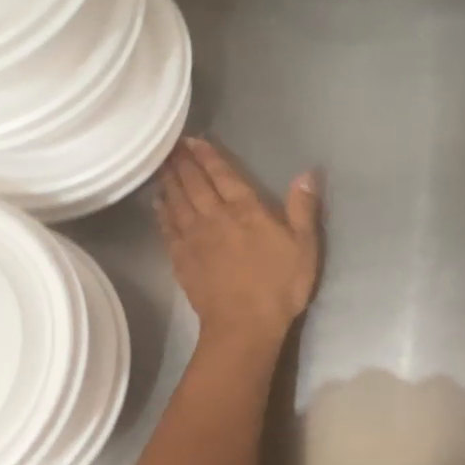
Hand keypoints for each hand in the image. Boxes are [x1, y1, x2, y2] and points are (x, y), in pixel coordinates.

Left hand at [155, 140, 320, 345]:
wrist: (244, 325)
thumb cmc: (279, 285)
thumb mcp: (304, 246)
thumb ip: (303, 208)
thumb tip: (307, 173)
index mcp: (245, 210)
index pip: (223, 175)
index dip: (209, 155)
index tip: (194, 139)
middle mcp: (214, 216)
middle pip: (194, 183)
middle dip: (183, 161)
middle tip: (171, 145)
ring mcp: (194, 238)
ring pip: (176, 201)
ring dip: (168, 181)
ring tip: (161, 165)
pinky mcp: (181, 259)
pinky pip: (166, 228)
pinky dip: (160, 212)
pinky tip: (157, 203)